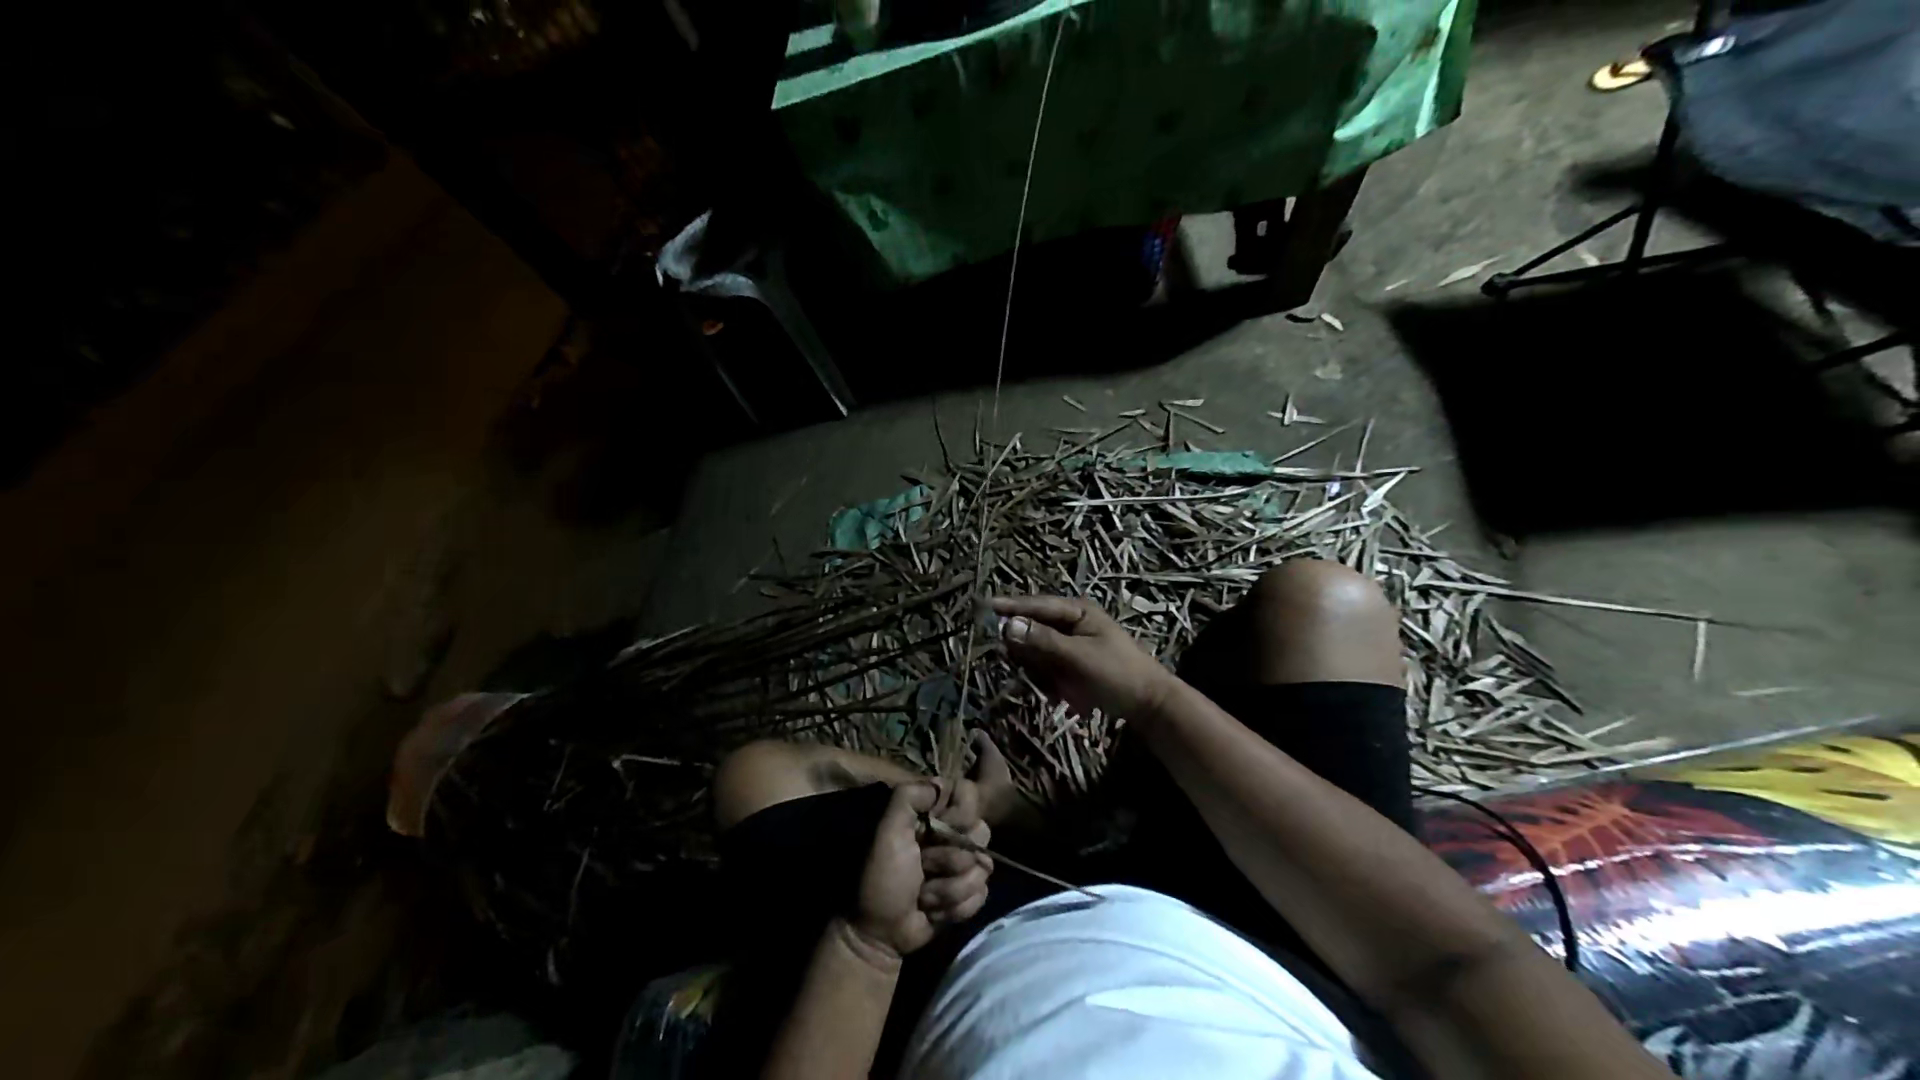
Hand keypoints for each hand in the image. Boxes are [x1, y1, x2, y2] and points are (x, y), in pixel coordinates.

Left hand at [849, 783, 990, 959]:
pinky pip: (981, 895)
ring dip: (949, 888)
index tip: (937, 827)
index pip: (968, 794)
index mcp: (933, 814)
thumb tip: (940, 784)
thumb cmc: (882, 877)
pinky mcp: (968, 894)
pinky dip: (955, 907)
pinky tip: (933, 911)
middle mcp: (952, 835)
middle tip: (923, 866)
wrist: (879, 932)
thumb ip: (908, 797)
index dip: (959, 814)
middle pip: (981, 831)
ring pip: (983, 868)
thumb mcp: (887, 831)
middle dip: (950, 858)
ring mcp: (963, 866)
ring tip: (924, 894)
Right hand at [992, 595, 1173, 721]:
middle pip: (1033, 626)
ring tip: (1043, 682)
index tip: (985, 605)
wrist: (1149, 704)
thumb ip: (1043, 641)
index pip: (1037, 605)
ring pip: (1036, 648)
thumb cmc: (1117, 673)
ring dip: (1033, 664)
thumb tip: (1008, 626)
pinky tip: (1054, 692)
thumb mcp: (1079, 656)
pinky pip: (1045, 666)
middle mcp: (1071, 623)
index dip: (1011, 606)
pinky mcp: (1070, 665)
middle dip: (1020, 642)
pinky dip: (1043, 677)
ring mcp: (1070, 645)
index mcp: (1077, 612)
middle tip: (1004, 653)